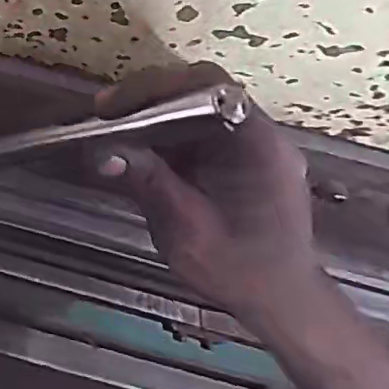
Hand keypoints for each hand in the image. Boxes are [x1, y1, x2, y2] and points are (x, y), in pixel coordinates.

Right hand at [89, 62, 317, 314]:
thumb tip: (107, 152)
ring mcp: (251, 141)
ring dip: (153, 111)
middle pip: (201, 88)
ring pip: (197, 102)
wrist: (283, 300)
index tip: (115, 108)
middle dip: (149, 96)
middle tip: (106, 112)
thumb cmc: (241, 272)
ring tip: (113, 126)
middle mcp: (259, 133)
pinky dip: (165, 130)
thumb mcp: (188, 233)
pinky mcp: (239, 153)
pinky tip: (139, 145)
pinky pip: (199, 126)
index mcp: (257, 146)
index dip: (158, 89)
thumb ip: (151, 186)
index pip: (208, 88)